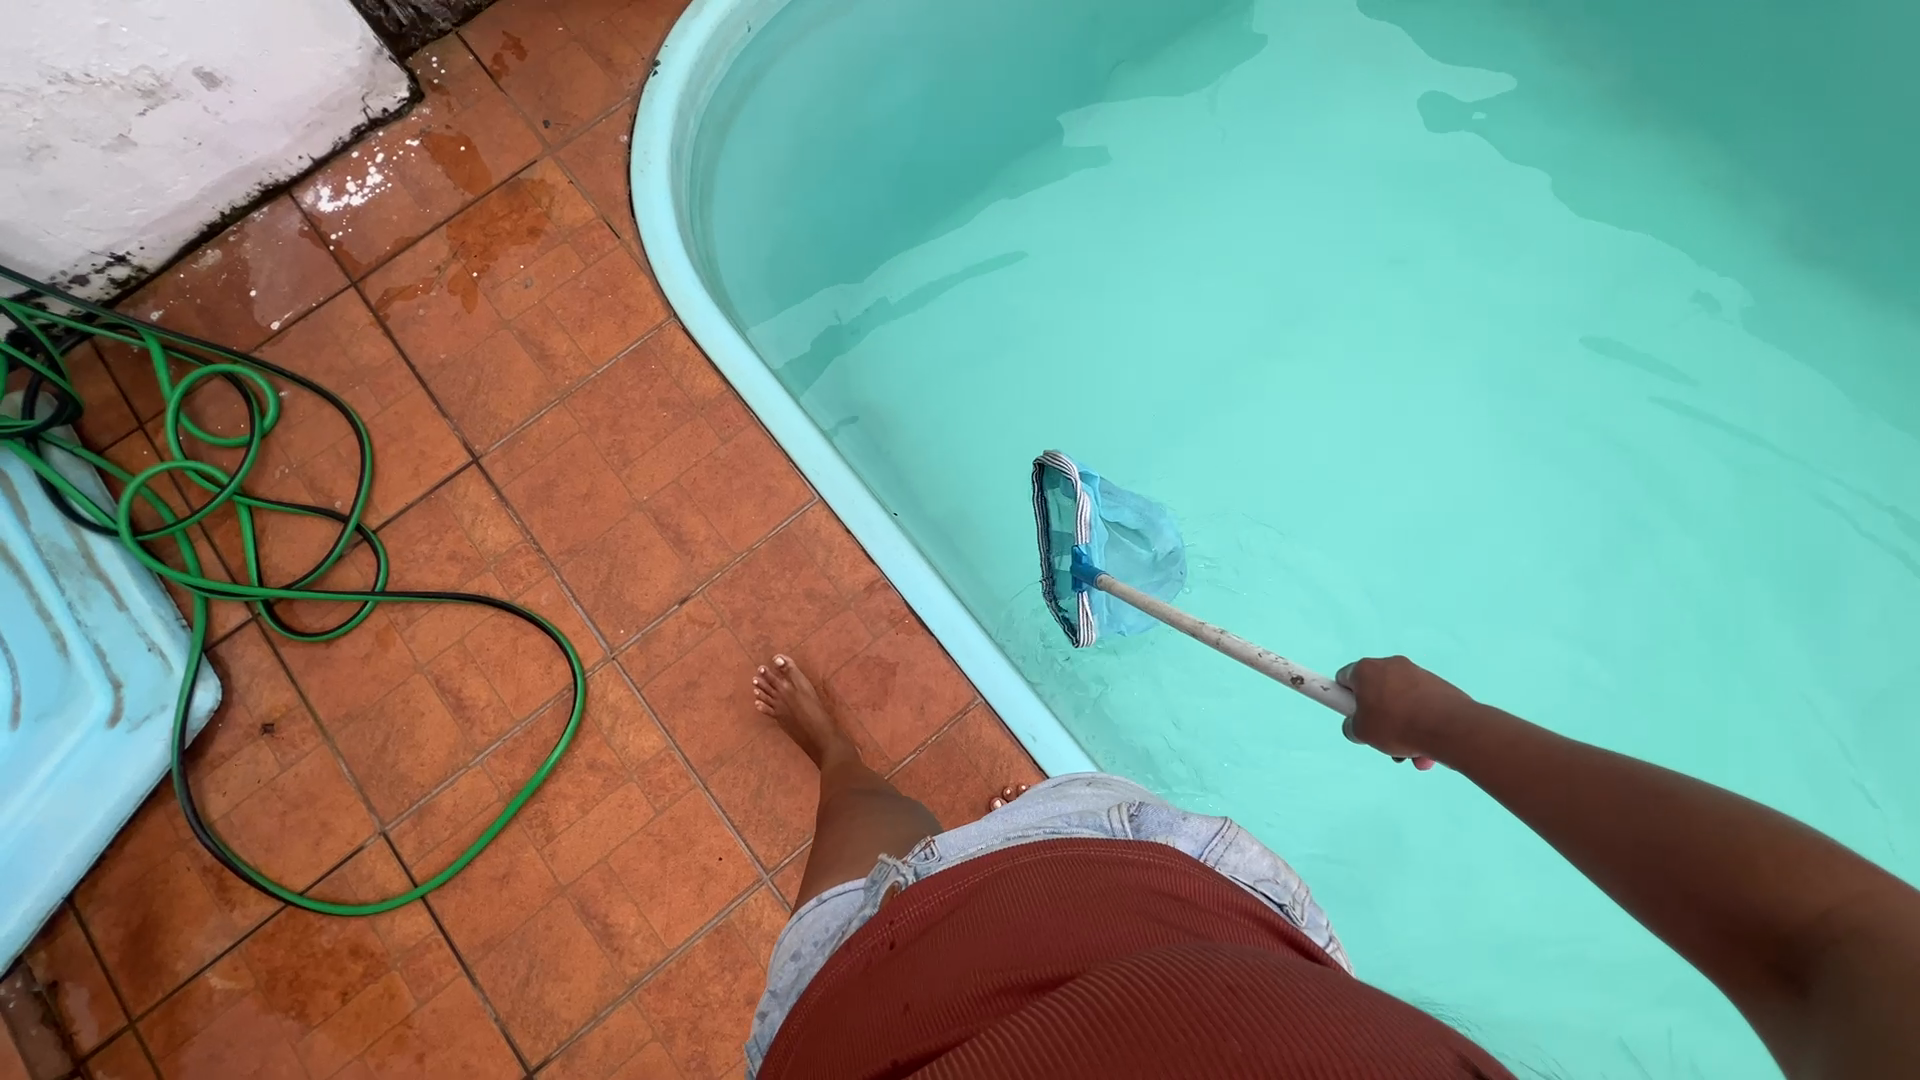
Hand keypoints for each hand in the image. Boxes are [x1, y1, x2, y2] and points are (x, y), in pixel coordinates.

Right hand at [1335, 656, 1479, 770]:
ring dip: (1402, 727)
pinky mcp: (1441, 686)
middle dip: (1379, 717)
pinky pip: (1423, 707)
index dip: (1345, 699)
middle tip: (1382, 738)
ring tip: (1411, 753)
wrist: (1453, 729)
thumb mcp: (1361, 732)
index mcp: (1366, 669)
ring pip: (1401, 703)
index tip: (1353, 716)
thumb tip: (1357, 725)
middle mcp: (1392, 664)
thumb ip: (1351, 726)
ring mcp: (1419, 674)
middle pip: (1376, 692)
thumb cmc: (1398, 726)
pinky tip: (1428, 749)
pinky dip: (1422, 725)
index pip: (1344, 679)